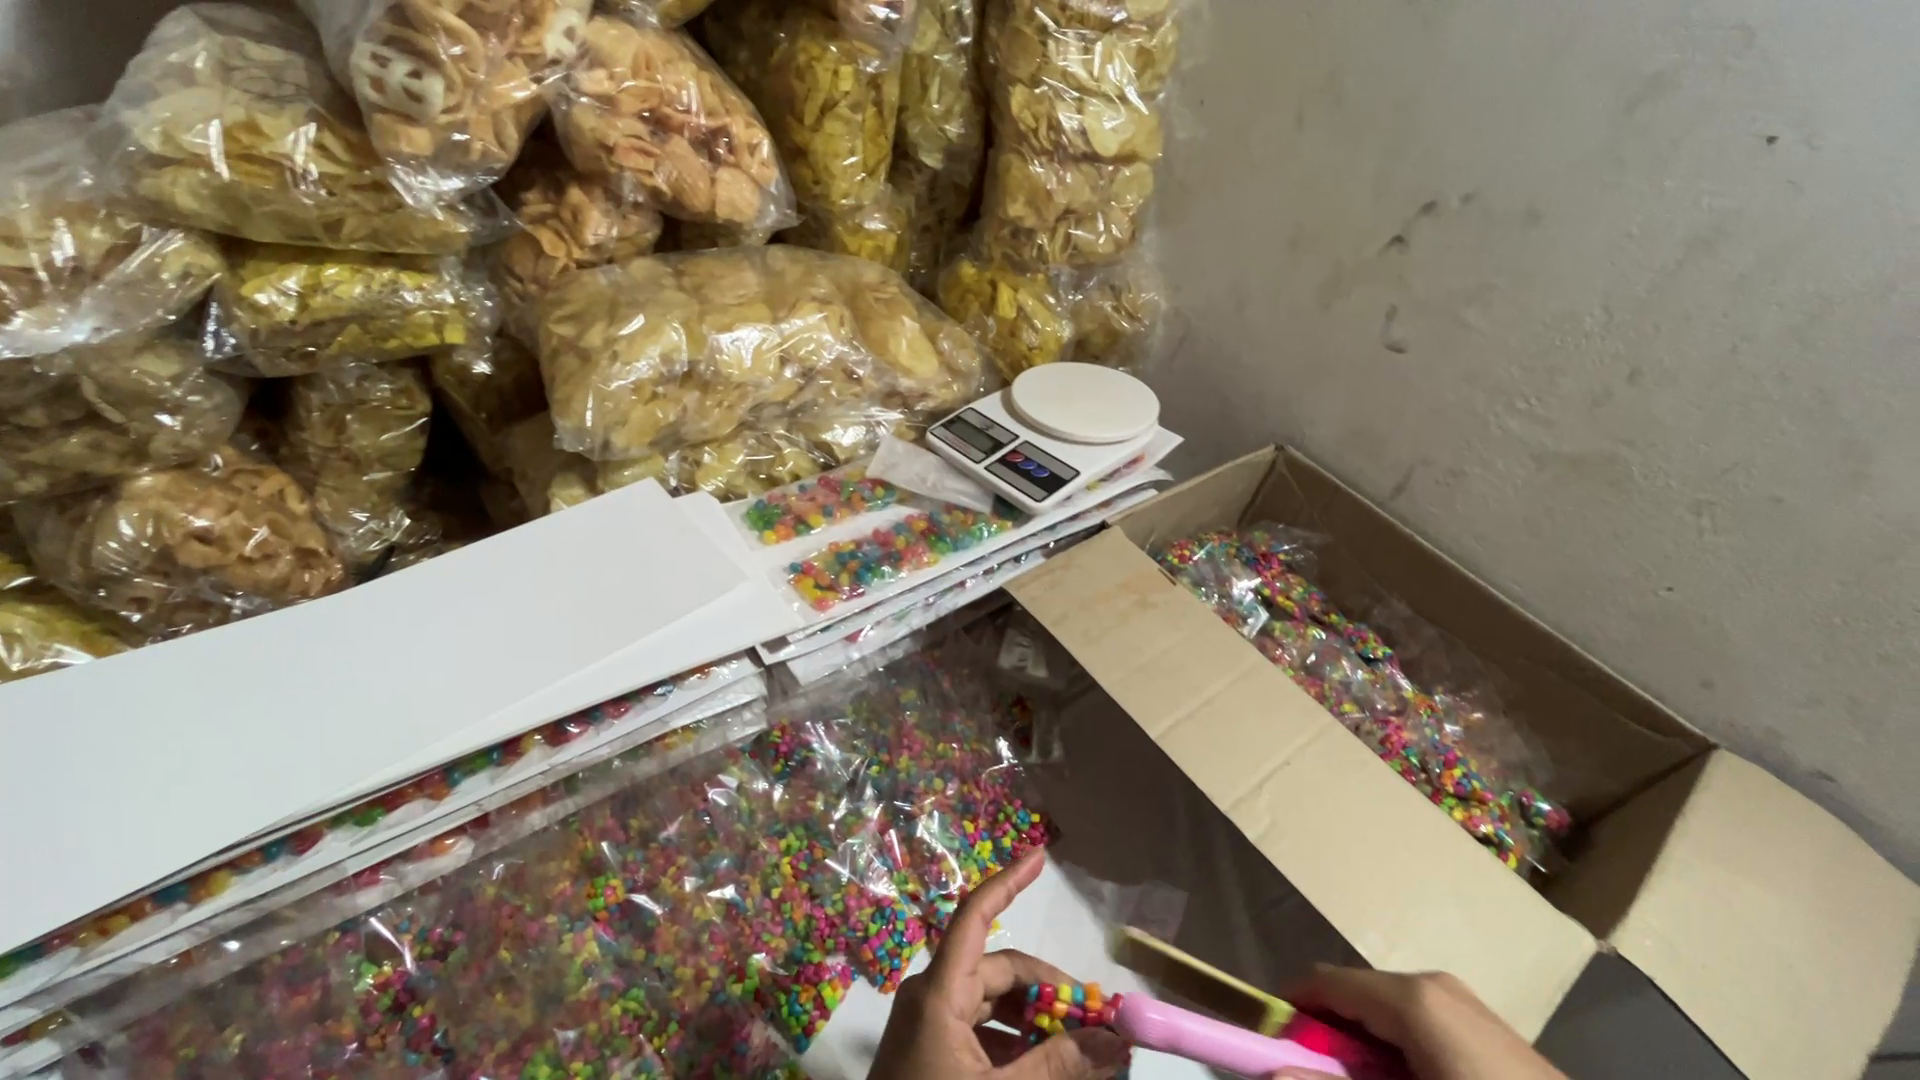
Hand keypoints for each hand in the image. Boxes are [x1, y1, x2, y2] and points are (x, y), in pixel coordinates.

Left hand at [870, 850, 1131, 1079]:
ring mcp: (929, 1025)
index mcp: (939, 991)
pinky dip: (1016, 1045)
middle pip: (999, 971)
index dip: (1008, 882)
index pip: (976, 916)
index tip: (1041, 857)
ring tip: (1082, 1051)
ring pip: (994, 1005)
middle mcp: (932, 996)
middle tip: (1099, 1021)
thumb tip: (1115, 1038)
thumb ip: (1058, 1065)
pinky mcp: (931, 1053)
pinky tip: (1048, 1068)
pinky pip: (981, 1033)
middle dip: (1050, 991)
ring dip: (1037, 1023)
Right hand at [1267, 967, 1567, 1079]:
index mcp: (1411, 996)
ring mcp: (1462, 1001)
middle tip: (1324, 1078)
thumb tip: (1270, 1073)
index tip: (1274, 1053)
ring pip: (1383, 1012)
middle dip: (1328, 1038)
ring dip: (1363, 1050)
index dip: (1289, 1013)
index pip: (1321, 981)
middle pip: (1351, 996)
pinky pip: (1416, 1024)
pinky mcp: (1483, 1025)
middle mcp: (1431, 984)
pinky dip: (1397, 1053)